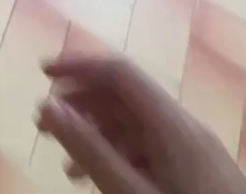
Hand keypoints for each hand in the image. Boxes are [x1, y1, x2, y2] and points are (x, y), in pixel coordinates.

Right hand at [36, 53, 245, 193]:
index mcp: (173, 125)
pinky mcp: (204, 175)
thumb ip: (89, 149)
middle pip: (124, 96)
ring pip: (136, 125)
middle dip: (79, 104)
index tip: (41, 75)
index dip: (77, 65)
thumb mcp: (132, 193)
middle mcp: (187, 128)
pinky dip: (120, 154)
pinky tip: (103, 179)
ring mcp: (199, 153)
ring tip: (68, 166)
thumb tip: (46, 104)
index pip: (118, 71)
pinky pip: (152, 149)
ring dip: (96, 133)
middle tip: (44, 125)